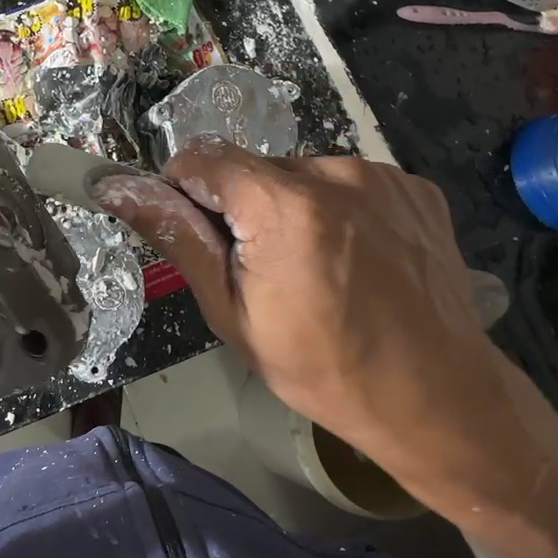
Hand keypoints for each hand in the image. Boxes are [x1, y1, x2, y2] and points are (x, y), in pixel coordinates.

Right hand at [92, 140, 514, 468]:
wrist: (440, 399)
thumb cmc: (323, 368)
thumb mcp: (232, 313)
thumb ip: (178, 239)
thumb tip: (116, 188)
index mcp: (283, 206)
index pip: (202, 158)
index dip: (186, 193)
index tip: (202, 239)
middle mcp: (334, 171)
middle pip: (255, 169)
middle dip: (244, 208)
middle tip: (265, 270)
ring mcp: (382, 176)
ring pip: (302, 175)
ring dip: (293, 208)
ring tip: (319, 269)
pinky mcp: (416, 187)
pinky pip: (350, 183)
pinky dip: (340, 211)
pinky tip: (359, 259)